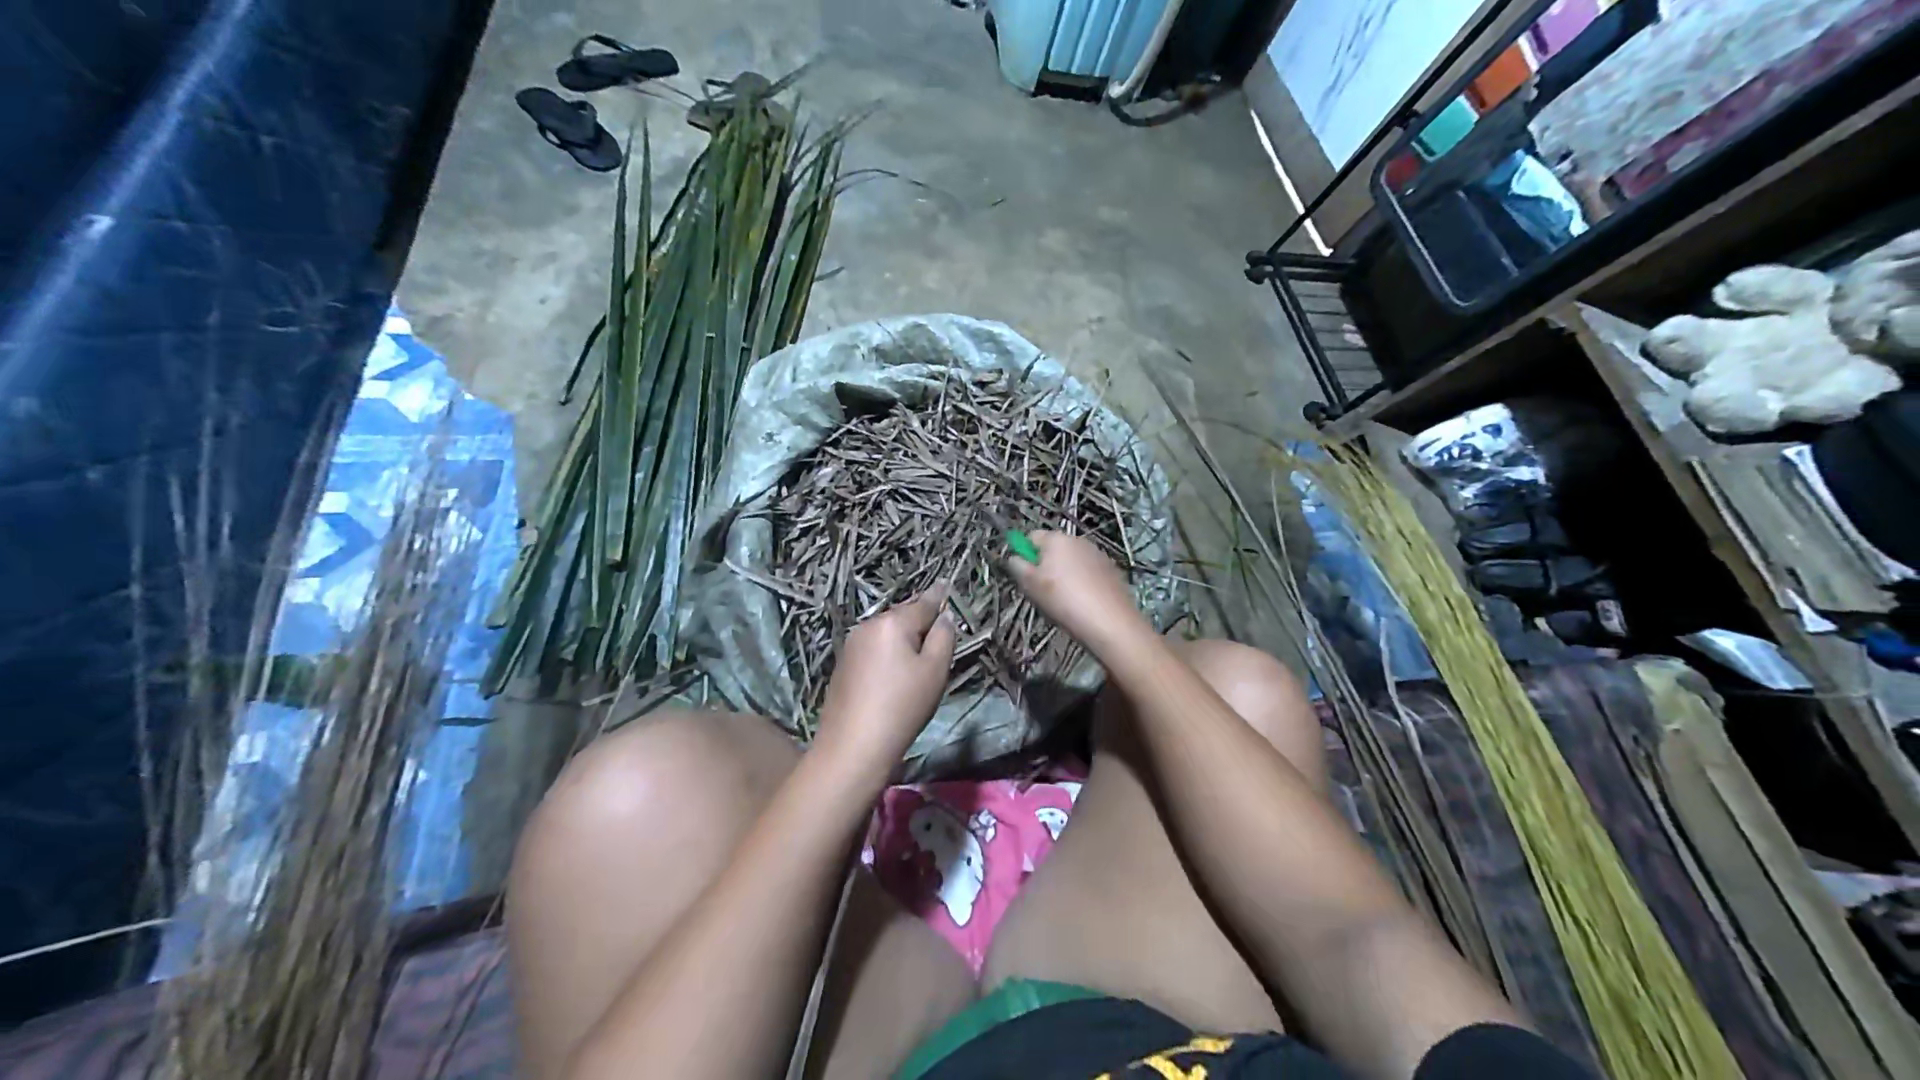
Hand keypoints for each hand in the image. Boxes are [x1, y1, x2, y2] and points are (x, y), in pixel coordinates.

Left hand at [817, 585, 957, 764]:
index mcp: (892, 622)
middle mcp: (868, 625)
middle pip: (903, 616)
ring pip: (887, 632)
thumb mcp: (934, 671)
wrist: (853, 746)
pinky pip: (874, 648)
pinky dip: (888, 652)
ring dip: (904, 638)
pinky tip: (895, 672)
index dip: (939, 596)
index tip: (947, 583)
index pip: (924, 602)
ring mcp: (851, 645)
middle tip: (941, 630)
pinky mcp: (843, 665)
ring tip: (921, 656)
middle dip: (921, 619)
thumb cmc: (902, 706)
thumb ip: (943, 637)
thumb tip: (944, 616)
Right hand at [1004, 531, 1149, 654]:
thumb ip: (1017, 566)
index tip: (1026, 576)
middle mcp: (1078, 540)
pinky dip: (1083, 583)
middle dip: (1046, 566)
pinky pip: (1089, 572)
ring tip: (1065, 601)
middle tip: (1043, 592)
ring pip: (1072, 561)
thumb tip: (1014, 557)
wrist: (1110, 621)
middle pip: (1053, 549)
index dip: (1025, 554)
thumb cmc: (1064, 600)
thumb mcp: (1031, 585)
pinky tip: (1084, 603)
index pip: (1031, 536)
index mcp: (1056, 539)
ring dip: (1065, 575)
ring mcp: (1098, 554)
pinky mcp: (1112, 570)